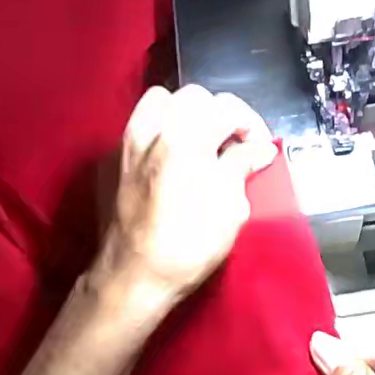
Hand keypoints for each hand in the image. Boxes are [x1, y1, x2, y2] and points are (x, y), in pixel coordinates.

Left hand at [93, 85, 273, 320]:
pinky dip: (162, 128)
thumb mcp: (230, 211)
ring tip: (201, 143)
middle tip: (234, 145)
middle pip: (195, 96)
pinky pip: (141, 123)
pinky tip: (172, 158)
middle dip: (220, 115)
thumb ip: (241, 167)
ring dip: (187, 114)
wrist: (131, 278)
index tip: (260, 148)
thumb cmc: (188, 249)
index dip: (252, 124)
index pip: (227, 108)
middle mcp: (153, 131)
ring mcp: (127, 142)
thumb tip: (259, 148)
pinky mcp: (113, 158)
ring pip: (162, 101)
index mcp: (185, 141)